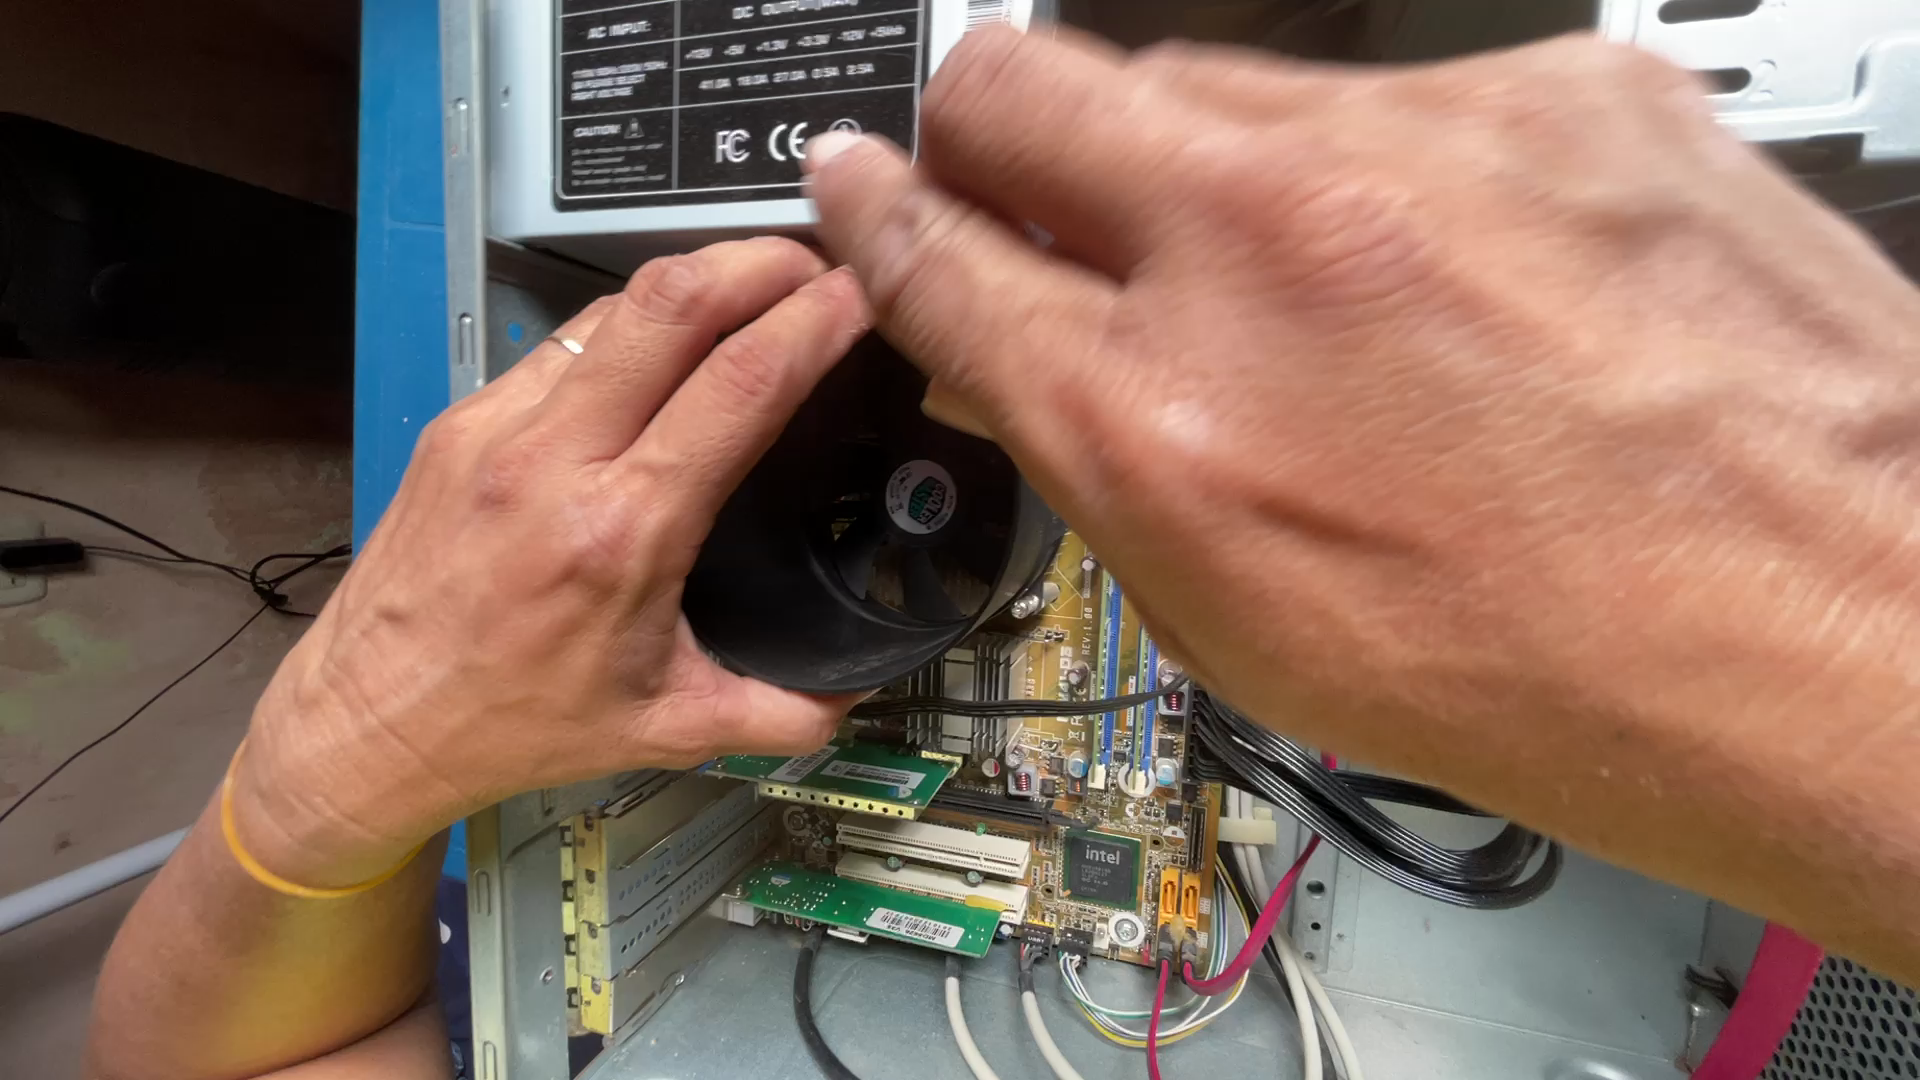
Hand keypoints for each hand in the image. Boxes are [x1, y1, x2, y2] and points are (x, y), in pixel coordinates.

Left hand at [230, 238, 870, 886]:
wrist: (368, 723)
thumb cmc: (523, 724)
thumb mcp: (673, 729)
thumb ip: (783, 715)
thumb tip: (857, 701)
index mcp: (625, 529)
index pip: (739, 385)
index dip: (811, 322)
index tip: (860, 292)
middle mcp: (557, 456)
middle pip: (671, 304)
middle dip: (759, 261)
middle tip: (819, 261)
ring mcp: (498, 425)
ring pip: (617, 305)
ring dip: (701, 278)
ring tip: (759, 287)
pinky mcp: (464, 420)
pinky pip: (571, 340)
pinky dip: (642, 320)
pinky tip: (674, 341)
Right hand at [806, 30, 1919, 967]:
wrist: (1807, 632)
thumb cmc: (1500, 658)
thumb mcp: (1209, 606)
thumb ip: (1076, 458)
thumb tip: (996, 363)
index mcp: (1154, 420)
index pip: (932, 257)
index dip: (867, 211)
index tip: (848, 181)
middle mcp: (1255, 252)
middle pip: (1014, 88)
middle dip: (969, 132)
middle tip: (986, 187)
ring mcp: (1405, 146)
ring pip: (1168, 74)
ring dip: (1139, 162)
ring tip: (1200, 264)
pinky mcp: (1544, 94)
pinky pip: (1336, 96)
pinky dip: (1299, 172)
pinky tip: (1359, 261)